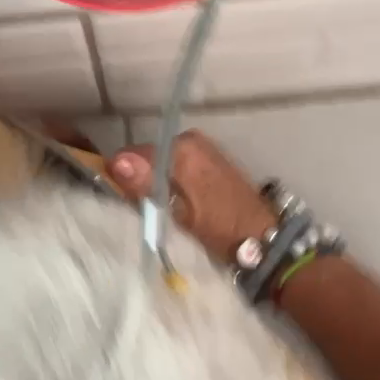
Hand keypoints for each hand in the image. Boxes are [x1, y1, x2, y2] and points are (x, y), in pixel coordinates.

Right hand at [108, 131, 277, 265]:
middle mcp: (190, 139)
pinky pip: (176, 166)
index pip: (134, 154)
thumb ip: (148, 185)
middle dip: (142, 181)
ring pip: (162, 163)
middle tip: (146, 212)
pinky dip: (171, 183)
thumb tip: (116, 161)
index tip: (126, 203)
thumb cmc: (221, 228)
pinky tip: (176, 204)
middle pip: (148, 158)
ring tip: (161, 211)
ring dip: (157, 184)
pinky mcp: (208, 160)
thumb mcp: (180, 212)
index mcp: (182, 147)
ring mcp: (201, 148)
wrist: (264, 240)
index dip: (124, 178)